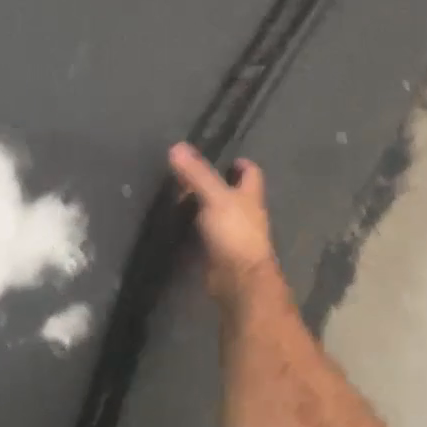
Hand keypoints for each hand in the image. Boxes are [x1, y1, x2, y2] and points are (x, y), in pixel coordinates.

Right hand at [168, 143, 285, 304]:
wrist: (238, 279)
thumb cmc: (234, 234)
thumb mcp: (215, 198)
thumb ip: (197, 174)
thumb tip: (176, 147)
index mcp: (250, 197)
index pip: (250, 174)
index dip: (240, 165)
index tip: (225, 159)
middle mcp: (244, 214)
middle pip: (232, 193)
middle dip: (216, 184)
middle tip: (188, 175)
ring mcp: (232, 235)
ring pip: (217, 214)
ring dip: (201, 207)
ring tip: (176, 196)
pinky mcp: (218, 253)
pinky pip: (204, 235)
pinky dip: (192, 229)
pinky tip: (176, 224)